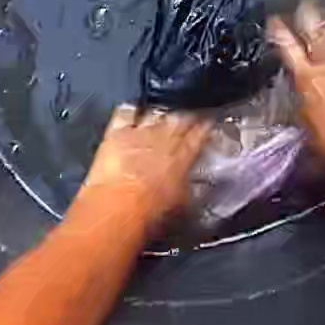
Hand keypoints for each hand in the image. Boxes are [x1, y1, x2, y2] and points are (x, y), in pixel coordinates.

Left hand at [79, 104, 209, 223]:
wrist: (115, 211)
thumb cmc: (150, 216)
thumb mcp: (180, 204)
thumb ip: (189, 186)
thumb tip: (194, 182)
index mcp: (184, 155)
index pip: (200, 133)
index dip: (206, 125)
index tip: (209, 121)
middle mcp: (165, 137)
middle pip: (181, 117)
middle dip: (188, 112)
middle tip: (192, 111)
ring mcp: (141, 131)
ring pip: (157, 110)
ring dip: (162, 110)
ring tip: (164, 109)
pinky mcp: (117, 132)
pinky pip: (126, 112)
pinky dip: (130, 109)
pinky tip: (133, 108)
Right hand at [268, 0, 324, 175]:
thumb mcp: (301, 117)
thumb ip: (298, 92)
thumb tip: (296, 82)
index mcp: (307, 77)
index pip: (288, 46)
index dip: (279, 31)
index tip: (274, 21)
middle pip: (315, 30)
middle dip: (307, 13)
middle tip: (303, 3)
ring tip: (324, 11)